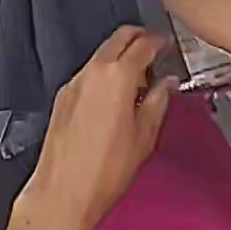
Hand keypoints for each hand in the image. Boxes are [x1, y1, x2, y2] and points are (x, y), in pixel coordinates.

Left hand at [17, 26, 175, 229]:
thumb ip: (158, 101)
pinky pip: (88, 73)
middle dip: (139, 39)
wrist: (63, 191)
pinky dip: (103, 74)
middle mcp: (94, 71)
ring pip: (102, 54)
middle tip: (153, 51)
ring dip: (120, 57)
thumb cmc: (104, 170)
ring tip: (136, 82)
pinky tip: (112, 98)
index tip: (166, 44)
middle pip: (120, 38)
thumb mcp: (145, 135)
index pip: (144, 43)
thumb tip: (167, 84)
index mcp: (118, 75)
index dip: (159, 41)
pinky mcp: (64, 94)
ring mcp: (76, 81)